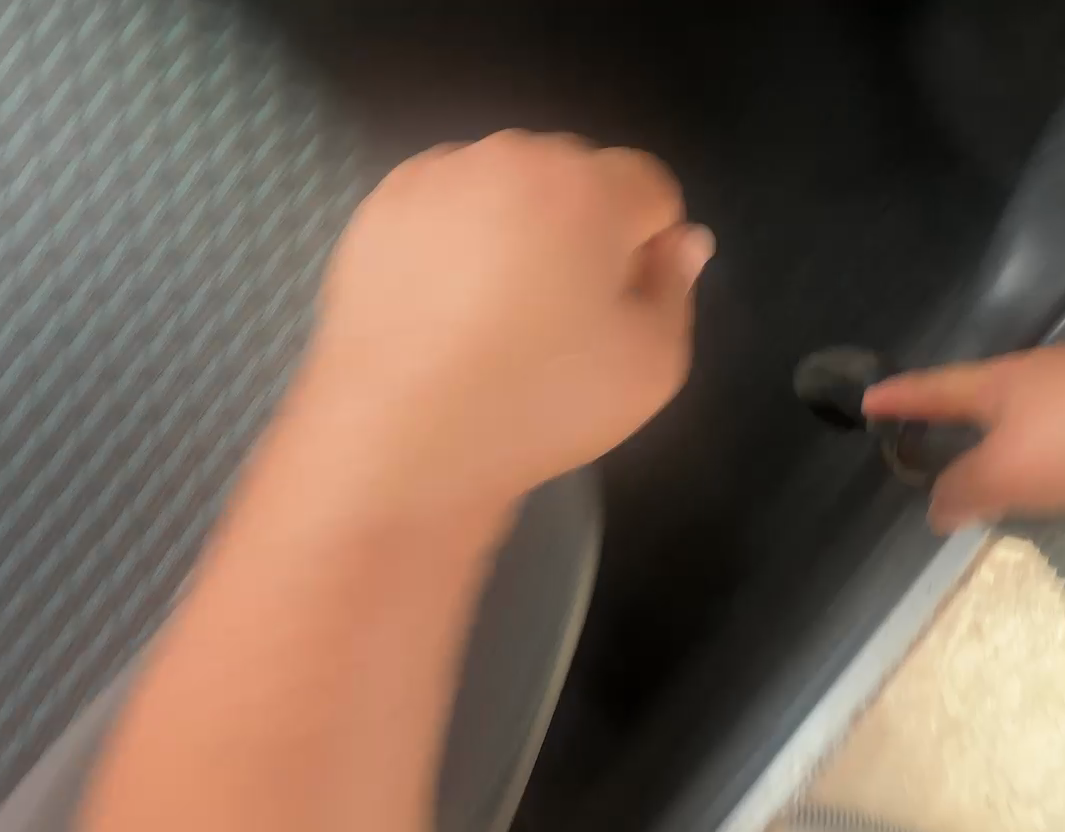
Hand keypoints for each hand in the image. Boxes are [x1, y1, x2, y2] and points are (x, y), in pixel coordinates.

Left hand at [282, 132, 713, 522]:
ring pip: (515, 190)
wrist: (408, 441)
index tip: (627, 307)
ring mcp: (436, 179)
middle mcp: (509, 158)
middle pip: (582, 179)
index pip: (653, 188)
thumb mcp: (654, 362)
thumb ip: (677, 288)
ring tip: (507, 318)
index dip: (654, 248)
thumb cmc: (548, 401)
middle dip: (591, 233)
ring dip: (530, 234)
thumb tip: (684, 241)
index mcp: (587, 189)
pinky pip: (454, 210)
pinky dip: (469, 244)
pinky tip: (457, 312)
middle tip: (571, 317)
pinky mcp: (381, 211)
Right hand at [861, 347, 1064, 530]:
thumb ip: (961, 493)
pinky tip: (1062, 472)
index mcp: (997, 382)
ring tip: (1000, 466)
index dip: (899, 398)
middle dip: (955, 415)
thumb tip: (937, 509)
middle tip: (936, 437)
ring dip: (1004, 435)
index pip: (933, 388)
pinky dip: (1048, 446)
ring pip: (1025, 408)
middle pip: (980, 392)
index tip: (869, 398)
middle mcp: (1035, 371)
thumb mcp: (1004, 477)